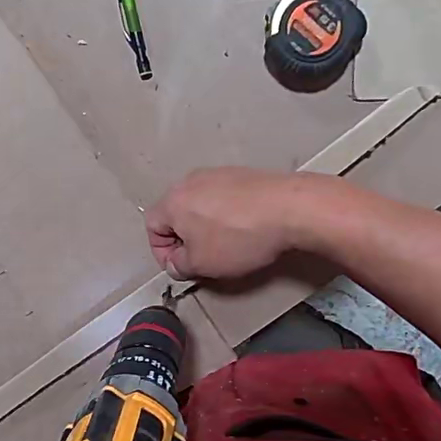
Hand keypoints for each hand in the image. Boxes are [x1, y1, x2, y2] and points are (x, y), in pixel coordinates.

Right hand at [144, 167, 330, 279]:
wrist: (289, 208)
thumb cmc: (239, 237)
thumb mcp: (202, 264)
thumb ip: (179, 265)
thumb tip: (177, 262)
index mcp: (172, 201)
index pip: (151, 226)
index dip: (161, 252)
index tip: (180, 267)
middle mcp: (190, 181)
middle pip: (175, 213)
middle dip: (184, 238)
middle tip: (201, 258)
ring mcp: (217, 173)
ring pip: (200, 204)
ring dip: (205, 226)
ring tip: (226, 244)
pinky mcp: (241, 174)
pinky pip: (223, 197)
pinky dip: (226, 214)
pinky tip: (245, 228)